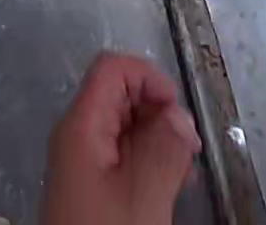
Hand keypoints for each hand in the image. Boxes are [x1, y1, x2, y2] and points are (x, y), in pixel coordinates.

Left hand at [43, 53, 200, 224]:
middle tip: (189, 149)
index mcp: (81, 124)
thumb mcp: (143, 197)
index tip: (180, 113)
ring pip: (123, 126)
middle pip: (117, 94)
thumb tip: (178, 114)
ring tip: (185, 171)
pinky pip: (122, 156)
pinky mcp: (91, 189)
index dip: (148, 78)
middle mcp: (77, 135)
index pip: (112, 69)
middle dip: (157, 109)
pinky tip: (170, 186)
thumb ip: (163, 147)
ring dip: (157, 137)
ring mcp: (82, 162)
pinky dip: (149, 161)